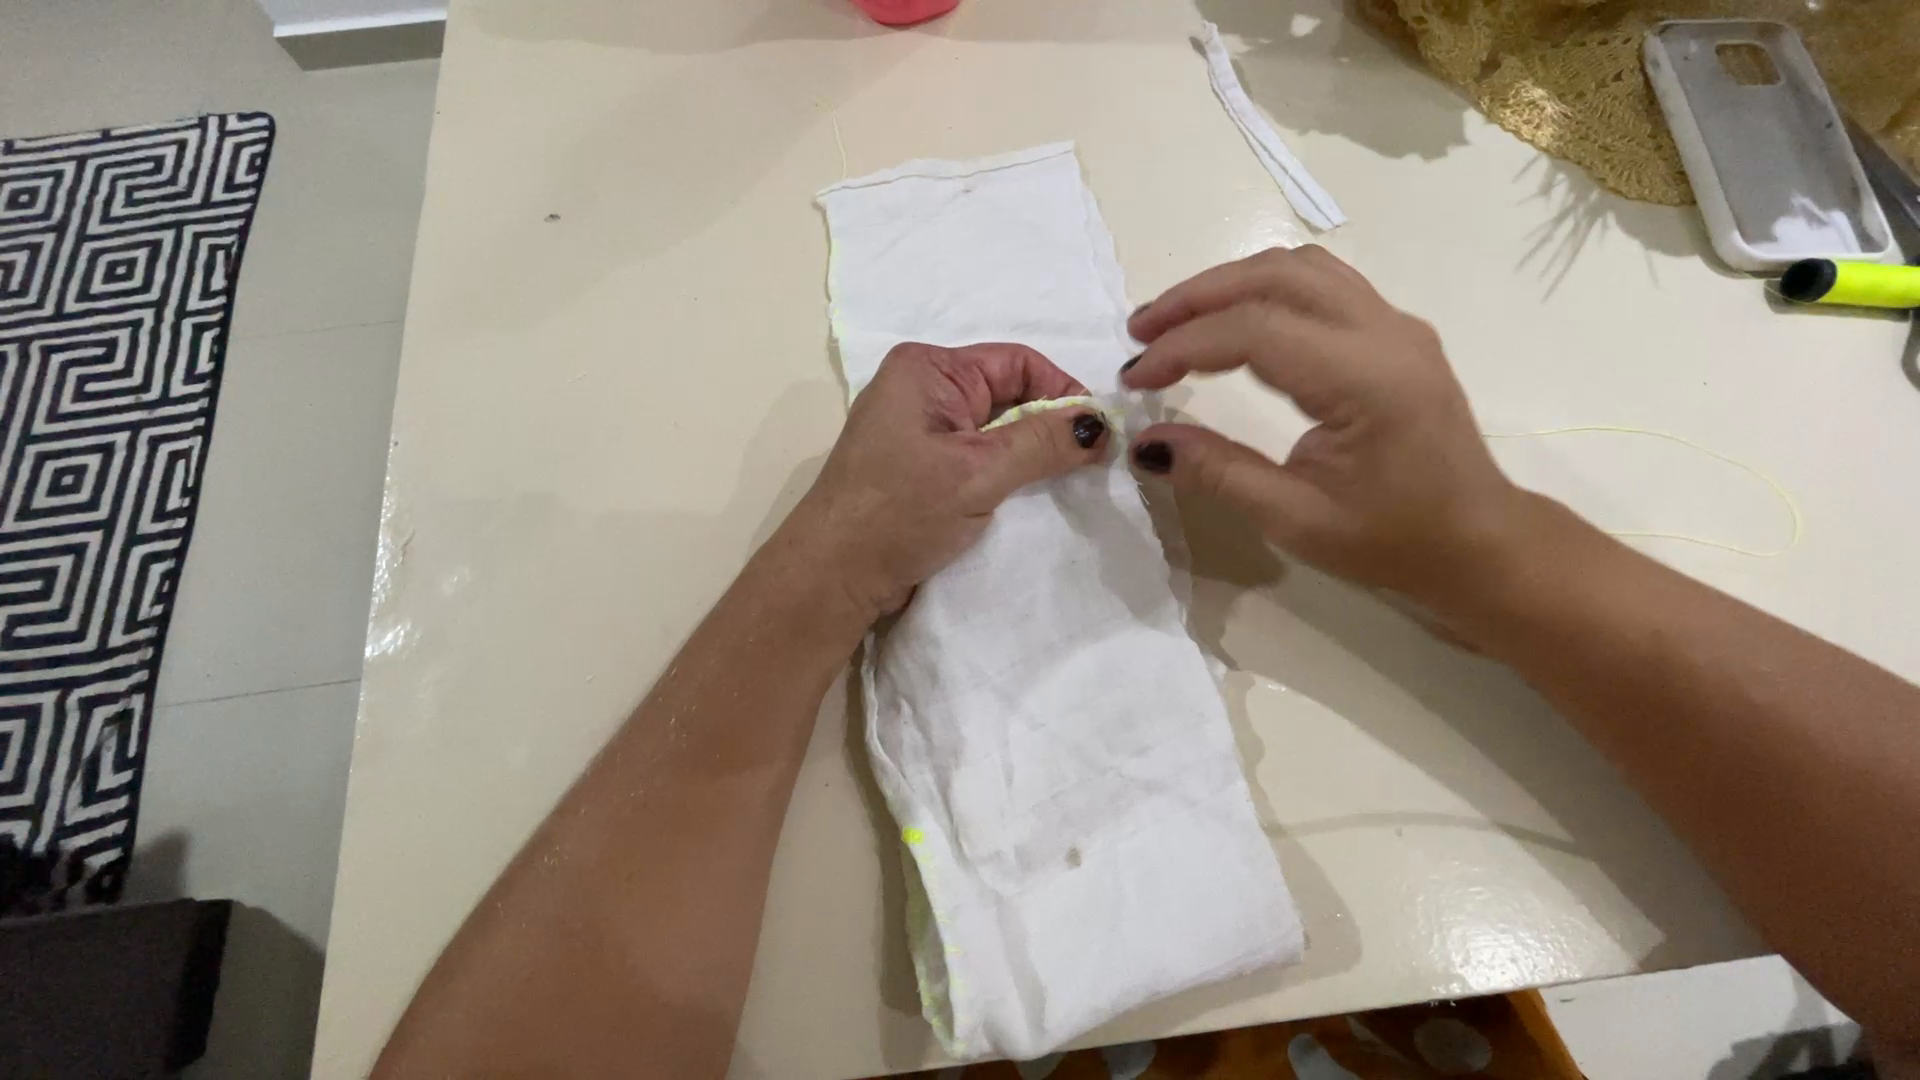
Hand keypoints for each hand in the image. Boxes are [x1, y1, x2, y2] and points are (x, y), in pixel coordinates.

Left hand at [779, 342, 1109, 622]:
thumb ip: (1042, 442)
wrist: (833, 575)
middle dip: (1049, 424)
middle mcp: (922, 390)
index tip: (1099, 433)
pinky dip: (1006, 472)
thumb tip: (1099, 423)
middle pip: (1007, 394)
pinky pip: (977, 457)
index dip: (1063, 391)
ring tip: (1065, 480)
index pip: (1016, 363)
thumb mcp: (978, 472)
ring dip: (1029, 453)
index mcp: (927, 369)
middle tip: (1091, 461)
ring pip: (995, 430)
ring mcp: (919, 432)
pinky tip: (1029, 494)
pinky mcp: (921, 469)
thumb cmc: (899, 513)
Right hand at [1121, 245, 1531, 604]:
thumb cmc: (1391, 540)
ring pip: (1299, 268)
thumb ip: (1217, 472)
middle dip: (1196, 297)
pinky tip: (1229, 320)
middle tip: (1139, 331)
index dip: (1184, 345)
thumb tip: (1146, 442)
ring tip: (1173, 320)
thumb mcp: (1294, 519)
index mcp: (1366, 380)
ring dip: (1227, 284)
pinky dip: (1261, 290)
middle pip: (1275, 276)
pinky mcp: (1392, 331)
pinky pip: (1319, 283)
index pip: (1256, 331)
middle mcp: (1386, 333)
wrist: (1476, 541)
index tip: (1135, 379)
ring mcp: (1394, 325)